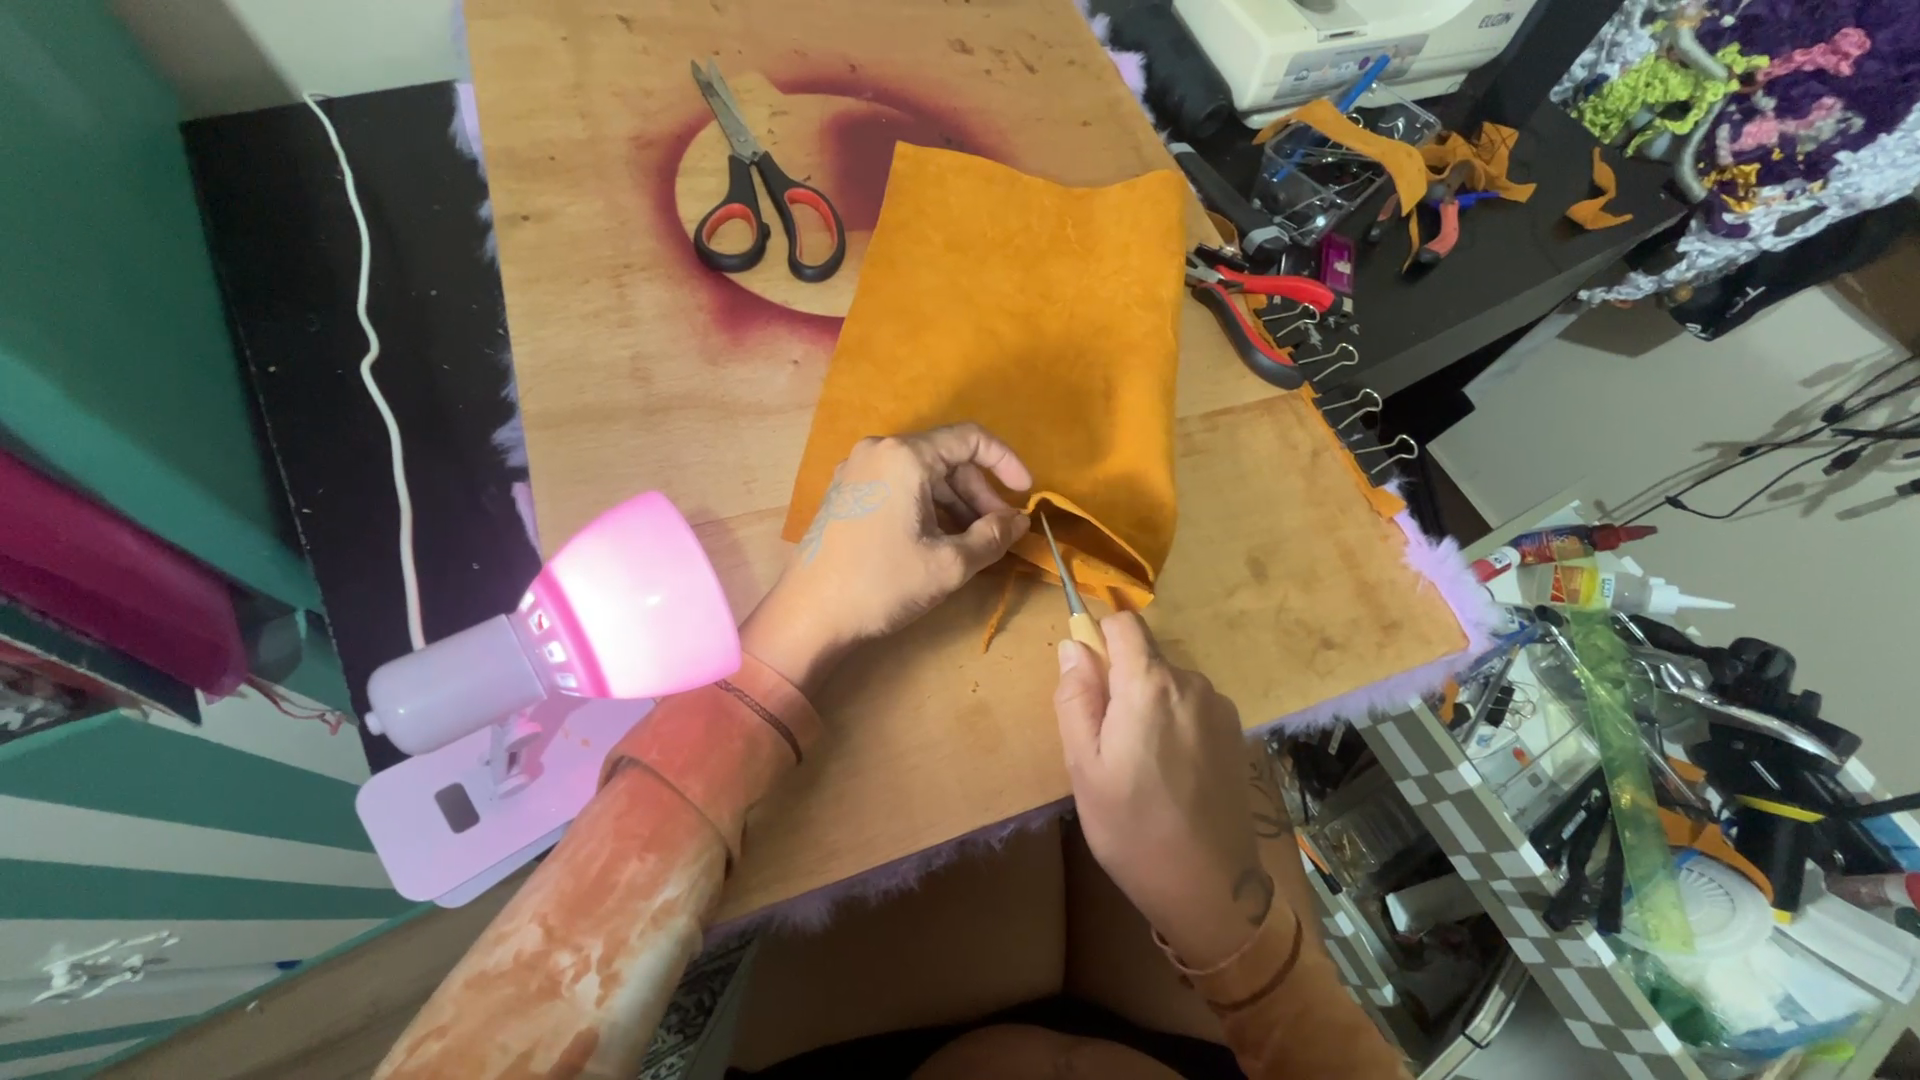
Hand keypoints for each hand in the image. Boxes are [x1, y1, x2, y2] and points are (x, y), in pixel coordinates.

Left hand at [743, 424, 1032, 692]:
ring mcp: (857, 471)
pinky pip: (900, 488)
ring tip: (974, 543)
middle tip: (1000, 531)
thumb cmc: (881, 584)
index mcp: (904, 456)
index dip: (1007, 462)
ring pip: (923, 476)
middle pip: (946, 459)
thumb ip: (993, 536)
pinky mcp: (846, 493)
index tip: (1025, 494)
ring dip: (955, 504)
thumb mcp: (949, 564)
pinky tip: (940, 541)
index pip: (970, 438)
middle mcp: (878, 451)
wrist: (808, 615)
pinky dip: (928, 508)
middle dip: (979, 493)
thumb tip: (1019, 521)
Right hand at [1054, 613, 1271, 967]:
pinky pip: (1192, 707)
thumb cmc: (1132, 828)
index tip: (1088, 682)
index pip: (1124, 623)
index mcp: (1151, 685)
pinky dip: (1174, 723)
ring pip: (1169, 683)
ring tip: (1140, 766)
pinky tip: (1172, 773)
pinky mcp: (1236, 733)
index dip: (1099, 639)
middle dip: (1121, 683)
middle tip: (1109, 744)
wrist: (1210, 888)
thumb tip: (1073, 645)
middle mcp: (1192, 684)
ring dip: (1148, 705)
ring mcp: (1220, 708)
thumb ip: (1076, 697)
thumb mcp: (1084, 765)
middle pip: (1146, 656)